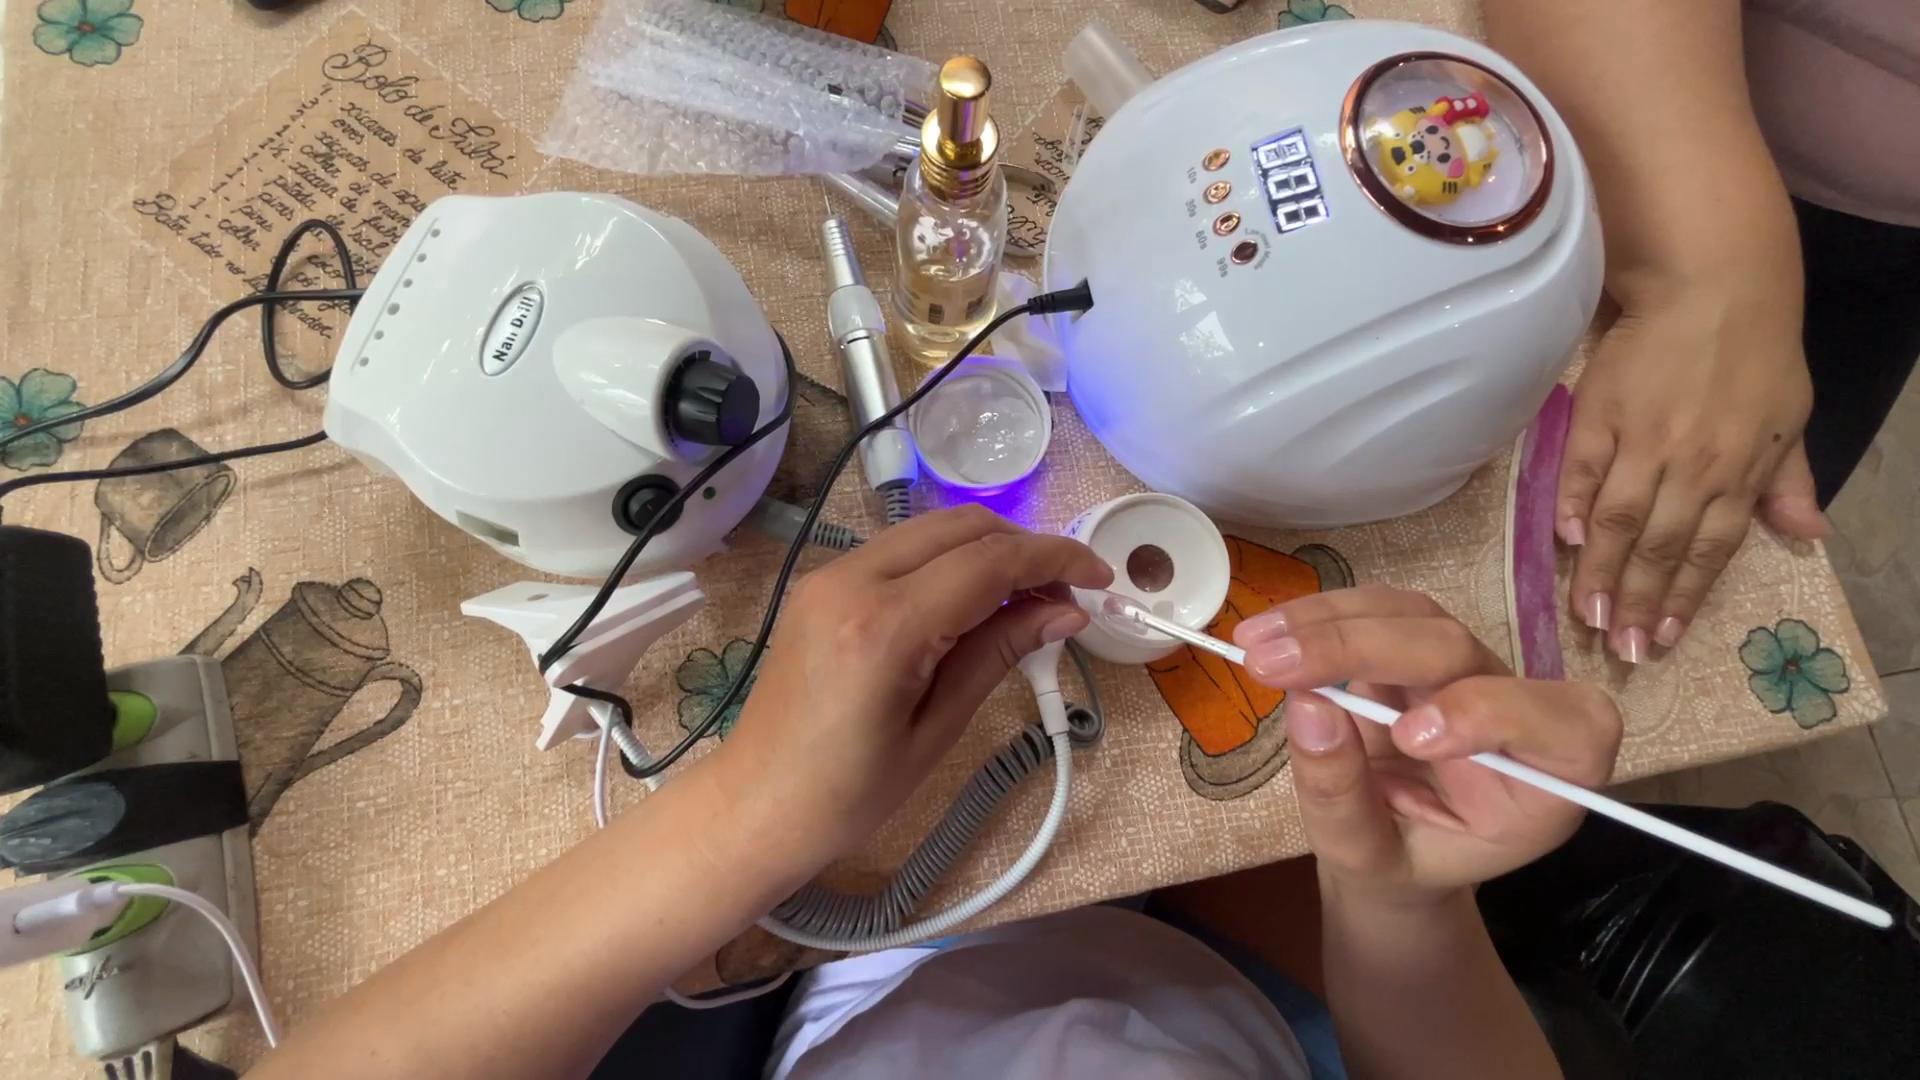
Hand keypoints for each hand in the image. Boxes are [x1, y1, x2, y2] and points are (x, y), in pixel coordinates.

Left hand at [706, 505, 1111, 886]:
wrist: (755, 803)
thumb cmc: (850, 794)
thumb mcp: (939, 728)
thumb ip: (1000, 653)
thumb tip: (1067, 610)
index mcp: (884, 628)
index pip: (988, 562)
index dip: (1055, 558)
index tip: (1100, 576)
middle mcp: (852, 579)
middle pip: (962, 527)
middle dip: (1024, 546)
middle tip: (1065, 592)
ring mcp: (829, 574)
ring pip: (931, 529)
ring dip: (988, 548)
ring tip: (1026, 596)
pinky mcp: (821, 581)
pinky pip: (900, 549)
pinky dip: (948, 559)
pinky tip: (971, 598)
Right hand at [1233, 586, 1622, 907]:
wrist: (1391, 840)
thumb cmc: (1397, 861)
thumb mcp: (1365, 857)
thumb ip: (1341, 796)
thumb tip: (1307, 703)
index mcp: (1540, 783)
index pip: (1566, 725)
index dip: (1491, 712)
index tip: (1406, 738)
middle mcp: (1511, 711)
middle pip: (1453, 649)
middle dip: (1356, 649)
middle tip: (1270, 665)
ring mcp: (1460, 669)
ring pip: (1409, 614)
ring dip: (1326, 621)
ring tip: (1254, 644)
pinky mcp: (1410, 648)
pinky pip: (1373, 610)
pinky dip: (1316, 616)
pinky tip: (1267, 633)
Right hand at [1561, 284, 1827, 660]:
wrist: (1713, 287)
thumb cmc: (1750, 354)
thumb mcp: (1792, 417)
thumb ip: (1787, 479)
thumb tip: (1803, 538)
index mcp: (1741, 468)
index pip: (1710, 549)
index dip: (1686, 599)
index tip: (1662, 641)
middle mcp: (1694, 464)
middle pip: (1662, 545)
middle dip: (1641, 601)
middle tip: (1620, 649)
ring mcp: (1642, 441)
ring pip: (1621, 519)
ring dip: (1603, 571)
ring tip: (1587, 615)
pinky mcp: (1598, 418)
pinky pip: (1582, 471)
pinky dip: (1573, 506)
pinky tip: (1565, 544)